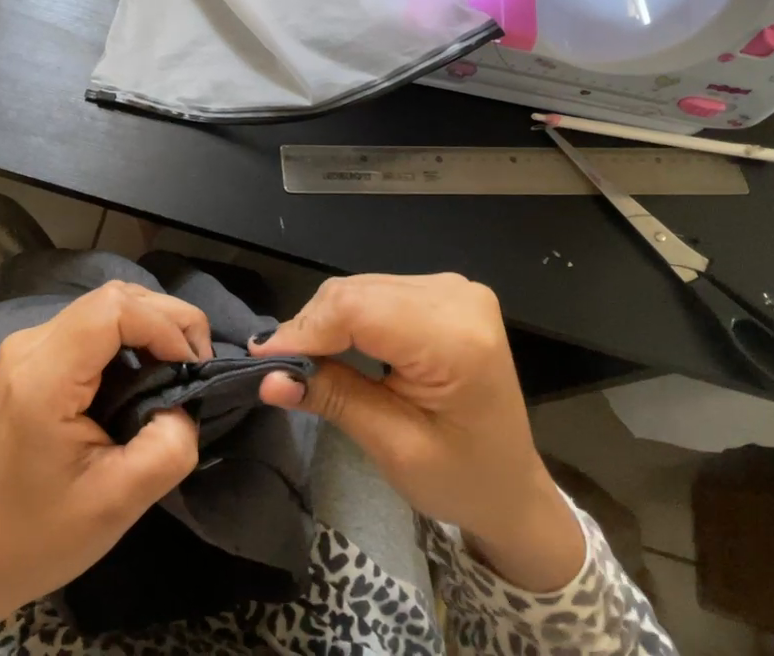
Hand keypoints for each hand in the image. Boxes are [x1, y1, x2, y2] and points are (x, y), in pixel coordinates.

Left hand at [0, 282, 208, 648]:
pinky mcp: (33, 358)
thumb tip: (184, 403)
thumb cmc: (42, 535)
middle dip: (168, 321)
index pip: (115, 309)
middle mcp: (30, 346)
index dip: (166, 325)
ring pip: (106, 307)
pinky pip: (92, 327)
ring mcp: (28, 348)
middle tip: (199, 368)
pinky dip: (131, 339)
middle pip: (114, 298)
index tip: (194, 369)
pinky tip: (149, 372)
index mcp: (44, 378)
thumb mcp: (120, 502)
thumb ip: (168, 446)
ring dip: (152, 327)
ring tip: (181, 370)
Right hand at [252, 274, 584, 589]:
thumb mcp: (393, 447)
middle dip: (310, 328)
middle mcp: (457, 298)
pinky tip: (333, 346)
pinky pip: (376, 292)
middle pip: (355, 293)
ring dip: (324, 322)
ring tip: (300, 361)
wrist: (511, 485)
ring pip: (359, 288)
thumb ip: (332, 399)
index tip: (263, 361)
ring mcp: (453, 289)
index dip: (304, 329)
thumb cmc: (461, 478)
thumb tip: (268, 377)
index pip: (357, 309)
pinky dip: (346, 318)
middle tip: (276, 368)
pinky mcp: (445, 293)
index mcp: (457, 339)